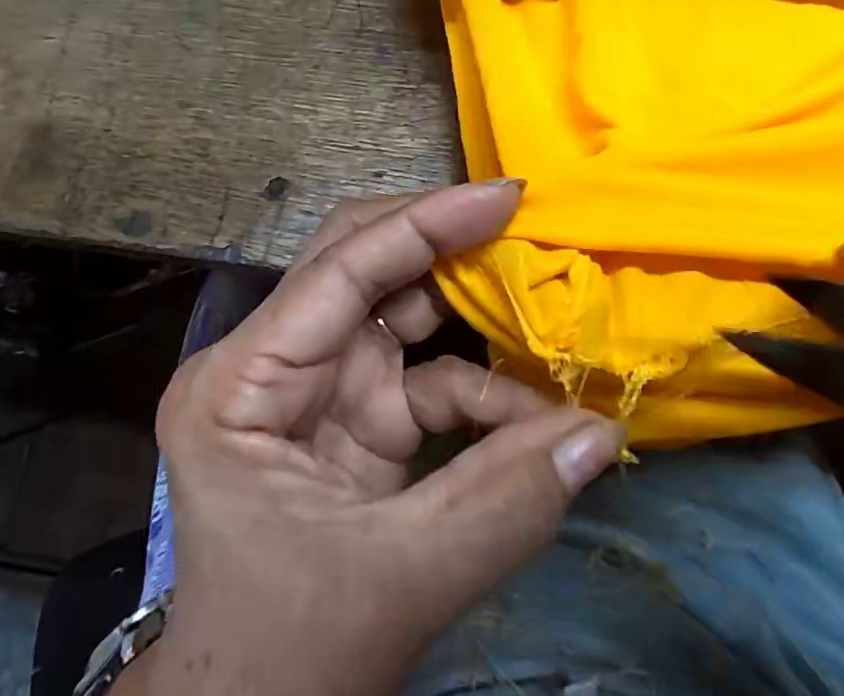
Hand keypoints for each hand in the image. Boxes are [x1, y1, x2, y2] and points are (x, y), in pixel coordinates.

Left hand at [119, 182, 625, 695]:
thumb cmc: (287, 649)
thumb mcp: (395, 580)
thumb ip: (502, 506)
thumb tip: (601, 433)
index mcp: (242, 383)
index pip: (340, 269)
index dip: (426, 223)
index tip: (505, 195)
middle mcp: (274, 363)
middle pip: (363, 263)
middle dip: (443, 239)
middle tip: (524, 220)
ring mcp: (321, 385)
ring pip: (403, 309)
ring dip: (475, 309)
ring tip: (544, 300)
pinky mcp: (361, 415)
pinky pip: (432, 376)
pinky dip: (487, 392)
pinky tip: (533, 422)